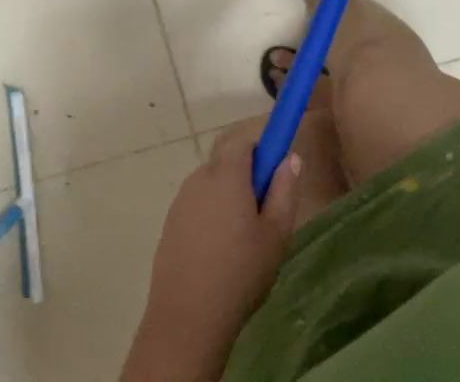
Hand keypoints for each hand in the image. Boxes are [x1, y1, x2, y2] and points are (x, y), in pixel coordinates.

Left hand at [123, 134, 304, 380]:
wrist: (187, 317)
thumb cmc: (241, 272)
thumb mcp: (276, 234)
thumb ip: (285, 190)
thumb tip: (289, 158)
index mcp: (226, 175)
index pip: (244, 141)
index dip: (262, 150)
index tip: (276, 174)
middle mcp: (199, 179)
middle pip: (227, 163)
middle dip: (247, 178)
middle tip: (264, 216)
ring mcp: (180, 201)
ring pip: (212, 186)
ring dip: (228, 199)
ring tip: (243, 241)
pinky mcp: (169, 223)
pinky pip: (197, 206)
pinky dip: (211, 217)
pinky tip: (219, 253)